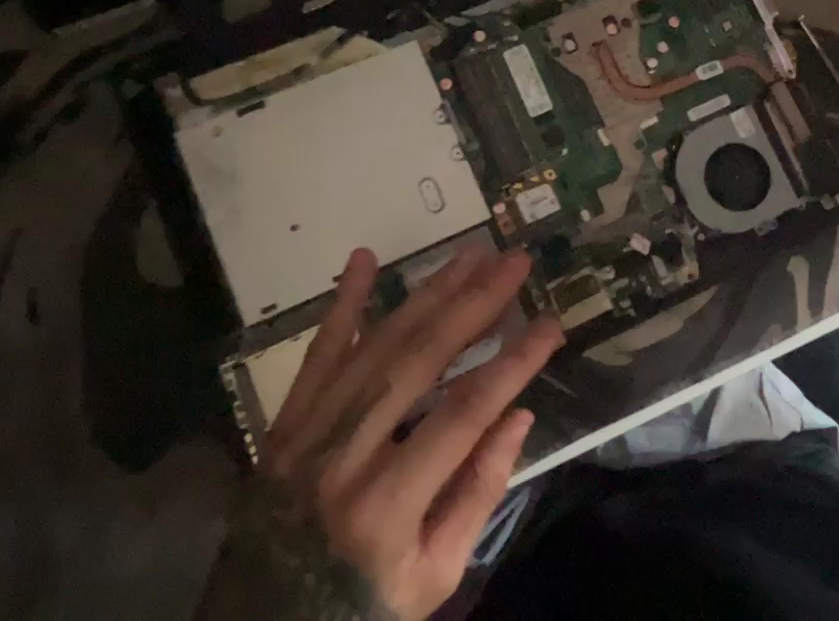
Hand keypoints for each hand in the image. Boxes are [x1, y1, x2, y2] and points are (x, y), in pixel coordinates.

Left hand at [195, 245, 562, 620]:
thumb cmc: (365, 603)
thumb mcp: (435, 574)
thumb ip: (477, 494)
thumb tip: (518, 415)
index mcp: (387, 505)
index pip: (462, 416)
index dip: (512, 365)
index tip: (552, 325)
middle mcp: (344, 456)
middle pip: (419, 362)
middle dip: (474, 305)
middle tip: (515, 262)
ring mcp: (308, 433)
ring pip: (376, 346)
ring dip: (427, 293)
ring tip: (470, 253)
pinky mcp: (286, 422)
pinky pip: (317, 353)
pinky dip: (342, 304)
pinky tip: (363, 258)